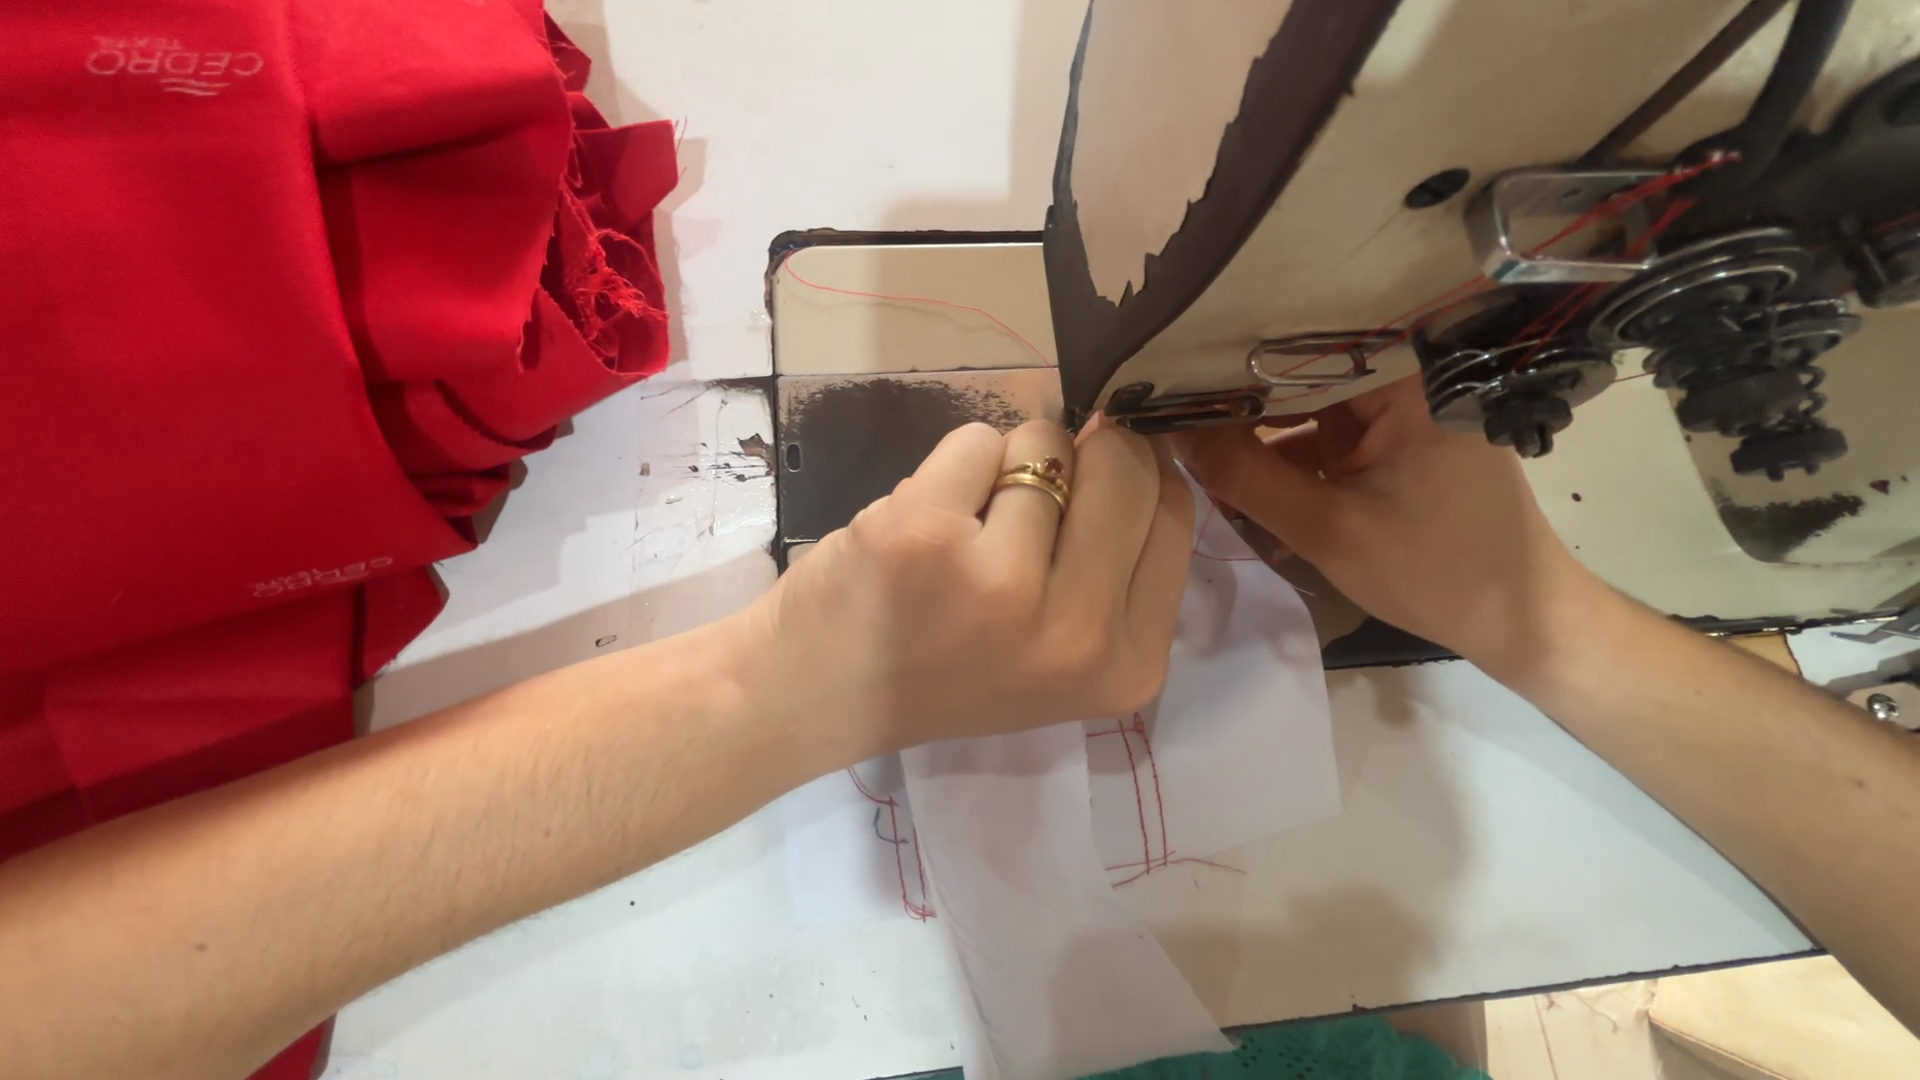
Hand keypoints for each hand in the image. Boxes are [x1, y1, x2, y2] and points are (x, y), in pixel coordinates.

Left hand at [739, 419, 1193, 767]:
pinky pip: (977, 438)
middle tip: (1019, 507)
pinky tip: (922, 525)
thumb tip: (1125, 430)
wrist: (820, 696)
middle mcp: (1079, 632)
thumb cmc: (947, 665)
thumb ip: (1111, 558)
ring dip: (1004, 467)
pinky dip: (951, 465)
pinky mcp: (926, 535)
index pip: (1174, 512)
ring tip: (963, 534)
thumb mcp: (1062, 647)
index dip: (1134, 477)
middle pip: (1124, 464)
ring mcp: (1001, 583)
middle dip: (1077, 458)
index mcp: (1128, 662)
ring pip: (1045, 441)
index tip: (1091, 483)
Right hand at [1174, 377, 1595, 679]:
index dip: (1239, 360)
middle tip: (1176, 423)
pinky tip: (1248, 499)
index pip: (1306, 349)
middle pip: (1303, 378)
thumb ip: (1246, 478)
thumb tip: (1176, 433)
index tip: (1177, 376)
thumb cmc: (1434, 571)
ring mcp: (1399, 420)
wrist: (1517, 623)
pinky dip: (1289, 470)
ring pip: (1308, 415)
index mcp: (1409, 383)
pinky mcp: (1393, 451)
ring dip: (1260, 447)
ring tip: (1202, 467)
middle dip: (1242, 410)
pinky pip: (1325, 445)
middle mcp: (1406, 386)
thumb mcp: (1327, 528)